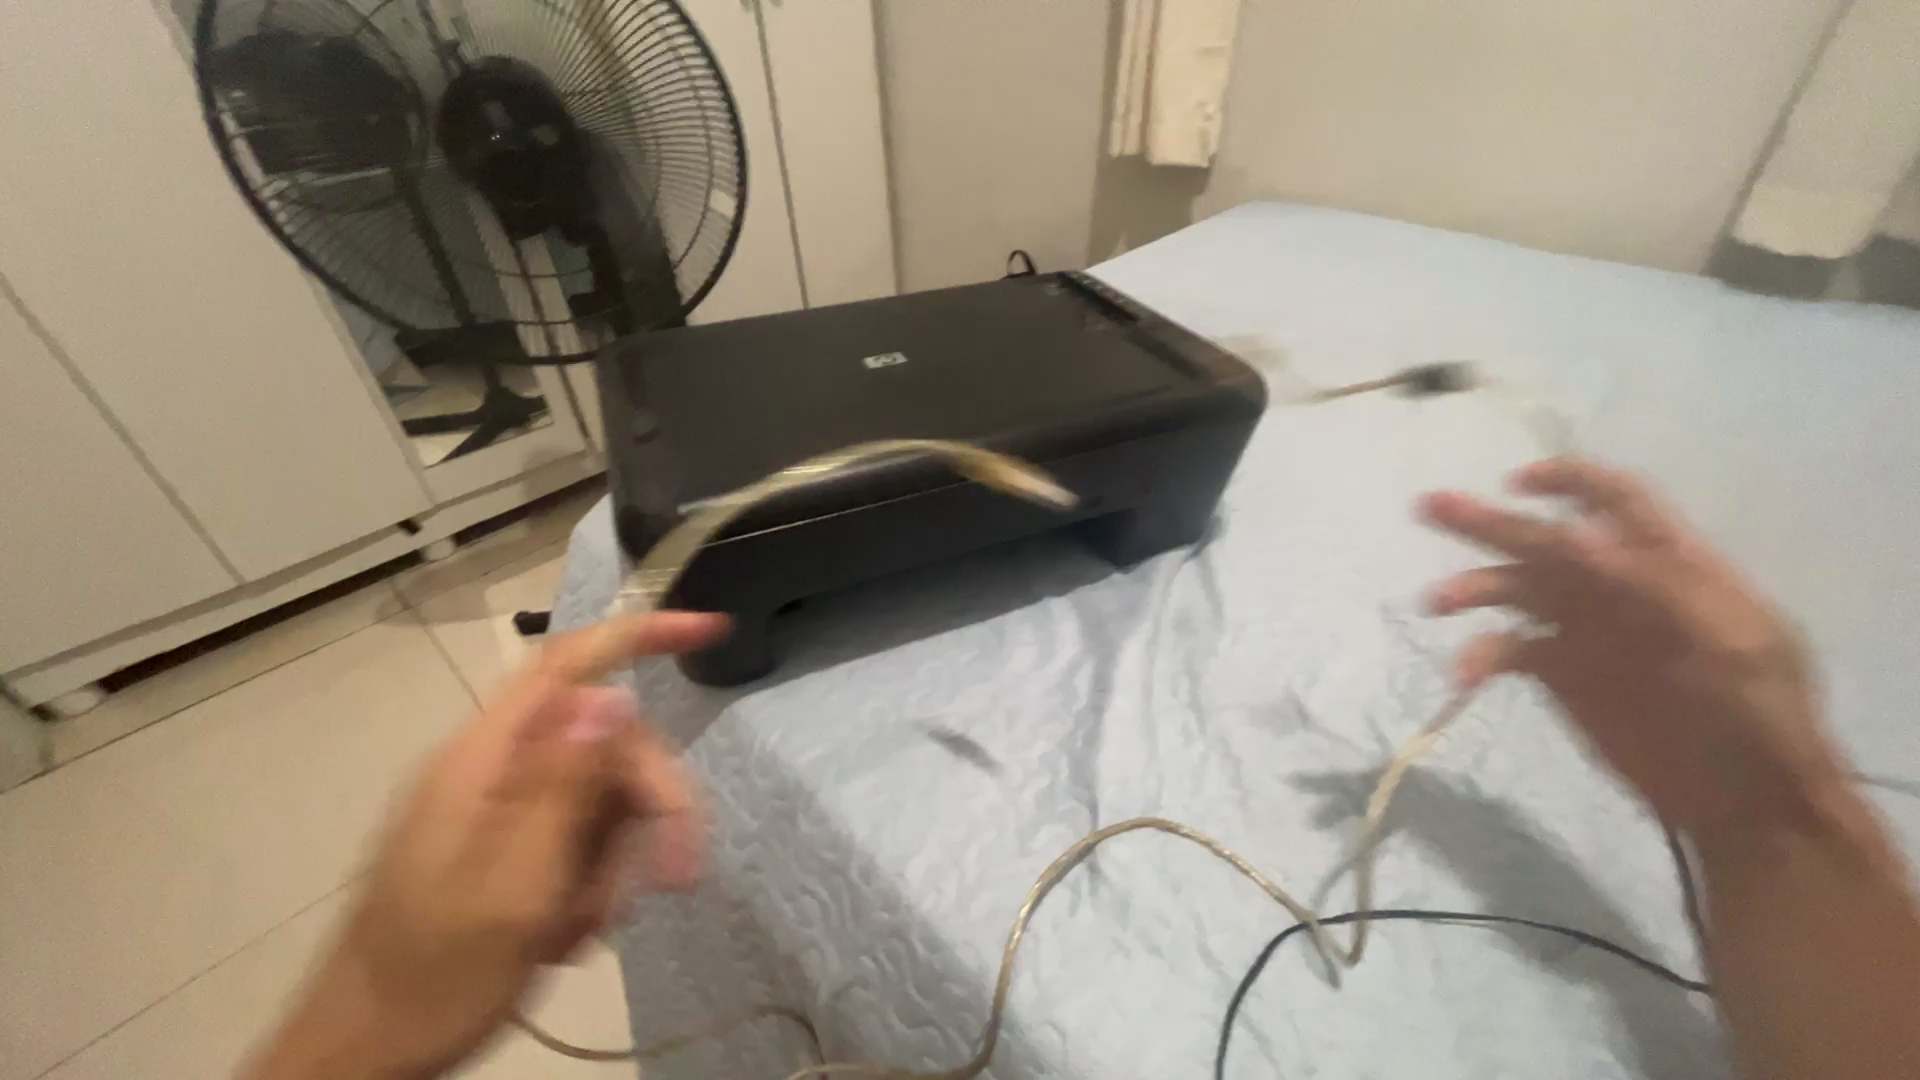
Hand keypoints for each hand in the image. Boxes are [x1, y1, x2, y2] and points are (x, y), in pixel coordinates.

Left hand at [243, 612, 727, 1079]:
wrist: (359, 1060)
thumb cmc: (431, 983)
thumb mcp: (513, 888)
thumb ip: (564, 787)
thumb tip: (613, 698)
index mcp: (485, 760)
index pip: (570, 663)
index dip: (643, 635)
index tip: (712, 631)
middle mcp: (499, 767)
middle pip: (610, 744)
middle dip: (654, 803)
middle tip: (677, 873)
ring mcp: (505, 803)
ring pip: (606, 792)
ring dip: (621, 856)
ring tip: (591, 926)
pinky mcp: (513, 839)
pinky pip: (585, 831)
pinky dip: (596, 876)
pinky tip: (572, 927)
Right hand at [1418, 459, 1842, 834]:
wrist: (1739, 801)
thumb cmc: (1754, 716)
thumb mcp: (1724, 644)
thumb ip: (1652, 586)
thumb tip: (1575, 535)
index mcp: (1667, 566)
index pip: (1616, 501)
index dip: (1568, 482)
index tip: (1515, 484)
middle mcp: (1612, 585)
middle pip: (1541, 538)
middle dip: (1484, 521)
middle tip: (1427, 506)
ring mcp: (1579, 626)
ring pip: (1510, 588)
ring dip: (1469, 588)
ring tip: (1433, 603)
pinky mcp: (1553, 668)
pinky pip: (1500, 648)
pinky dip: (1475, 655)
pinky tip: (1462, 675)